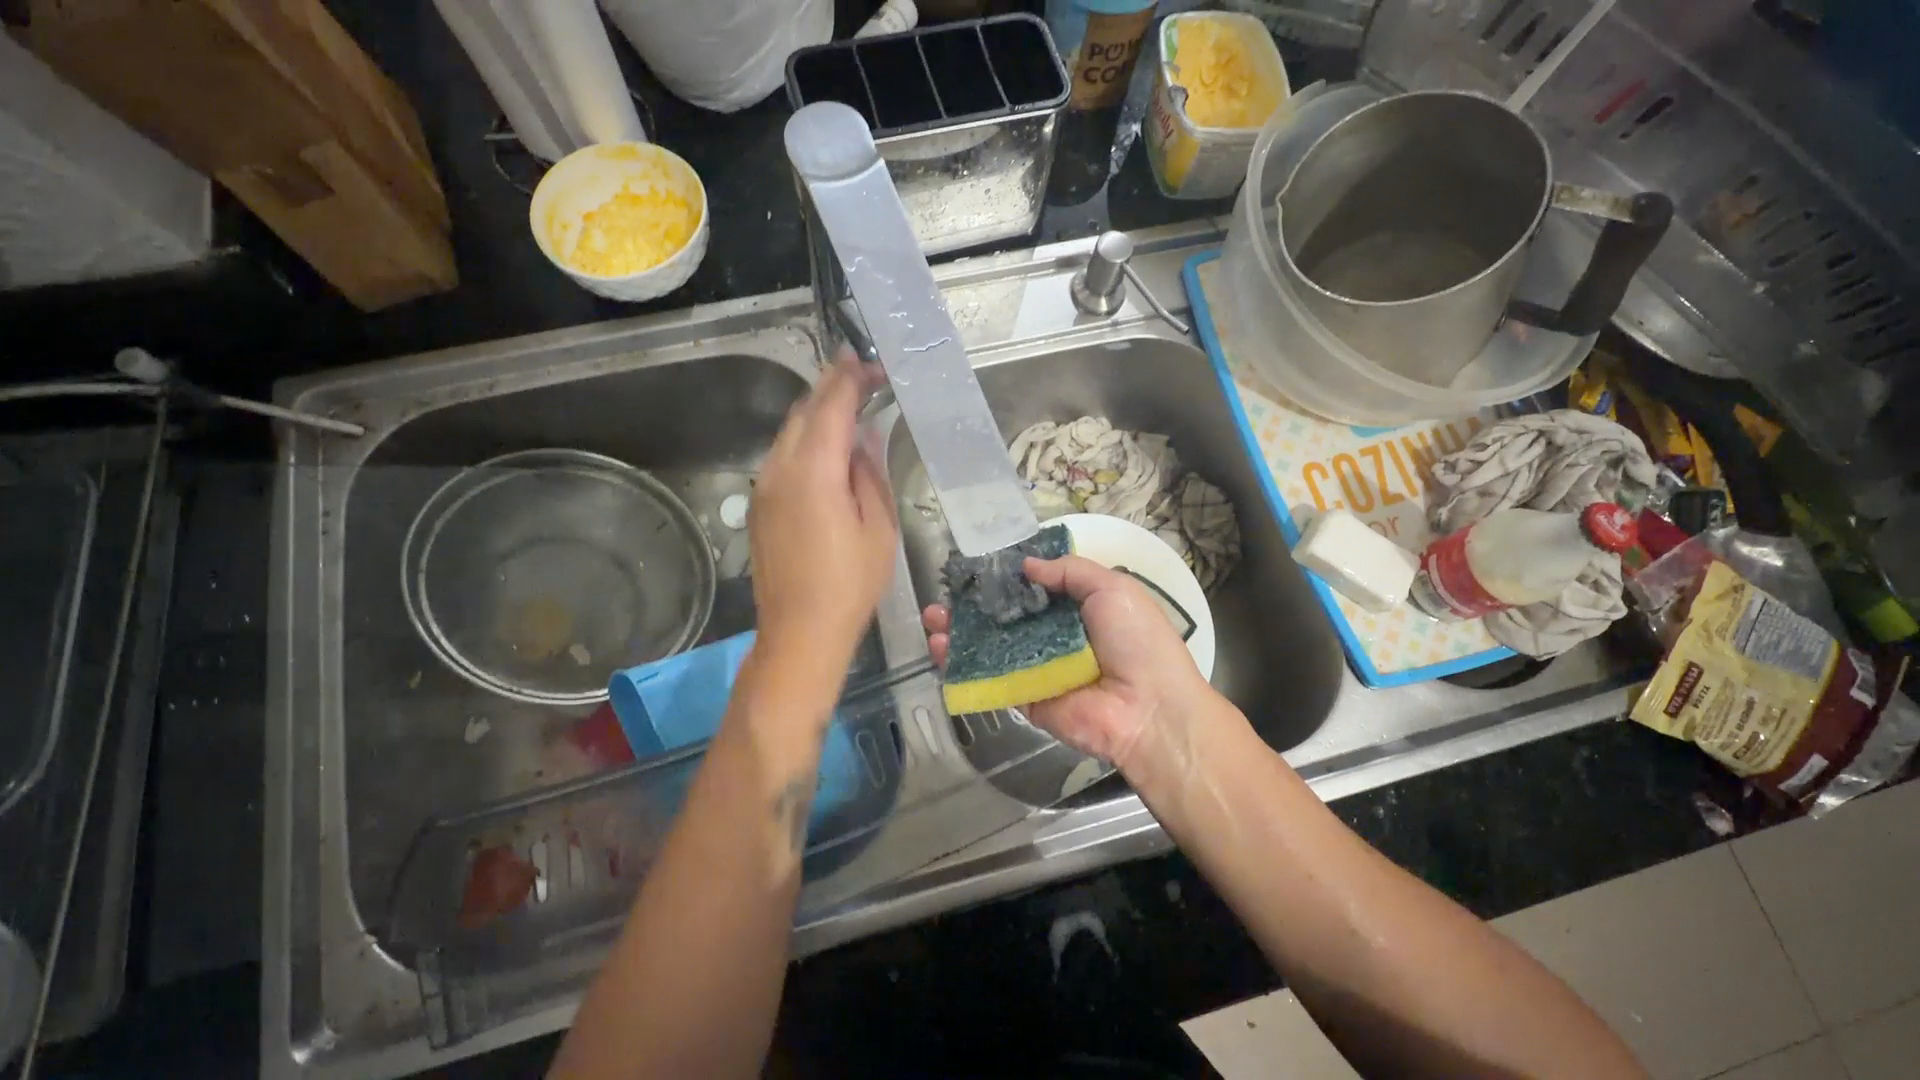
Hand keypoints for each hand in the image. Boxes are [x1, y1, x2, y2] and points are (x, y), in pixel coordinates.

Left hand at [750, 355, 898, 663]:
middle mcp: (781, 468)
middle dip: (831, 388)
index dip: (850, 379)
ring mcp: (764, 487)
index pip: (831, 406)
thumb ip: (869, 473)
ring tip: (846, 405)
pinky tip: (826, 448)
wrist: (800, 632)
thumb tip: (863, 438)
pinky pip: (782, 456)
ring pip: (789, 433)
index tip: (868, 361)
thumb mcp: (877, 527)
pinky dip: (804, 439)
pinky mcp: (759, 505)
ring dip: (816, 413)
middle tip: (861, 374)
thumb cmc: (850, 583)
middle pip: (804, 412)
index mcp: (815, 470)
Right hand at [922, 555, 1212, 771]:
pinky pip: (988, 680)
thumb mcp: (1112, 588)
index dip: (1004, 580)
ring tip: (932, 618)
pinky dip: (960, 666)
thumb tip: (1026, 565)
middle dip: (972, 606)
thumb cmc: (1136, 641)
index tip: (975, 570)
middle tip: (944, 595)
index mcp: (1076, 610)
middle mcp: (1052, 638)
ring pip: (989, 647)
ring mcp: (1035, 670)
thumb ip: (1068, 571)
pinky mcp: (1023, 699)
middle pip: (1004, 618)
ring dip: (958, 632)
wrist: (1148, 708)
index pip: (1032, 591)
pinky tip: (938, 648)